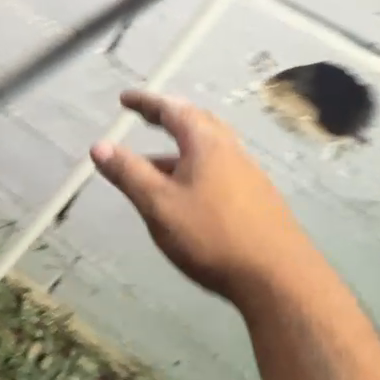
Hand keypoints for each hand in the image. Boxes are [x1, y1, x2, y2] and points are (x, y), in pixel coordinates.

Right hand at [90, 90, 313, 305]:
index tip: (124, 99)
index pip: (173, 111)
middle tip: (145, 117)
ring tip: (152, 164)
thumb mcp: (158, 204)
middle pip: (198, 123)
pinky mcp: (258, 201)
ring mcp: (249, 177)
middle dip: (169, 117)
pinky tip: (185, 193)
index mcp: (206, 146)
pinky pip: (219, 170)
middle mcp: (231, 153)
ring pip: (209, 149)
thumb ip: (128, 173)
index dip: (146, 103)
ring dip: (180, 147)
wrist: (281, 281)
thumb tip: (99, 146)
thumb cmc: (212, 235)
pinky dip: (194, 167)